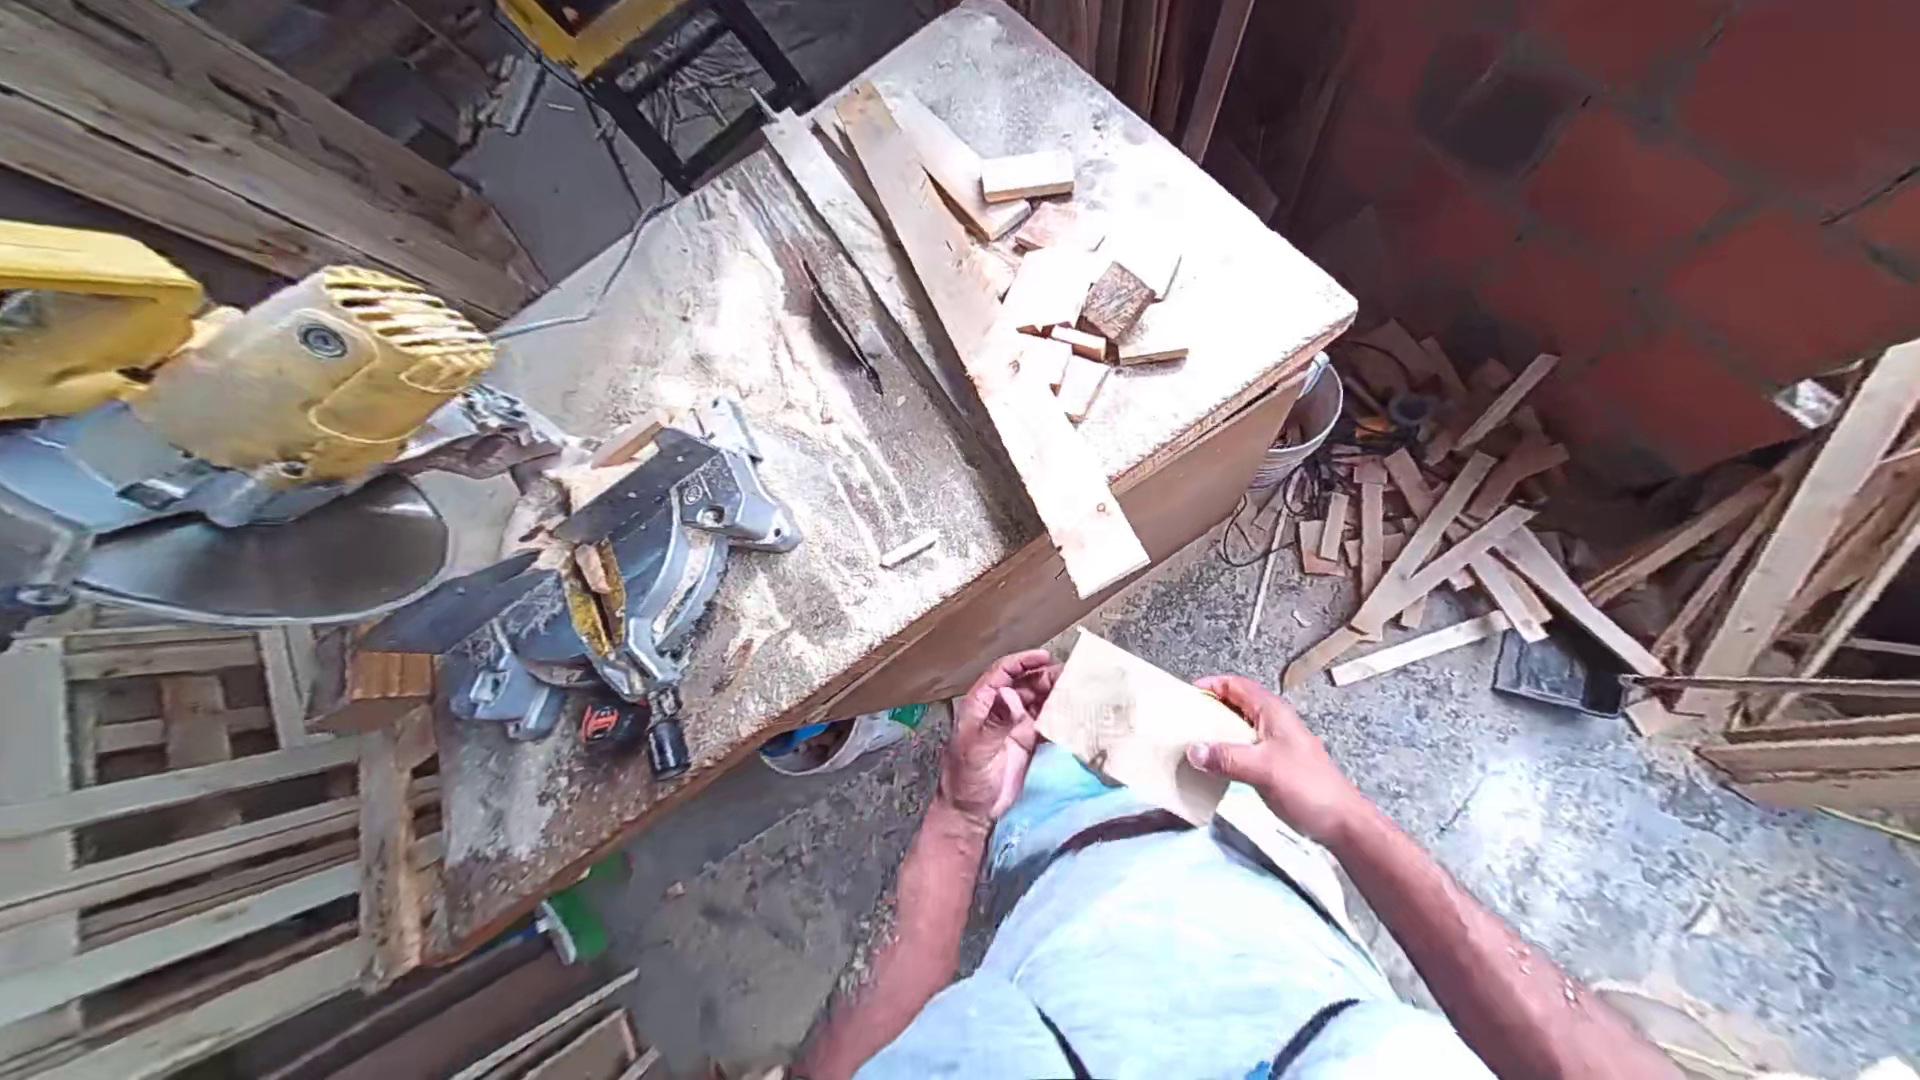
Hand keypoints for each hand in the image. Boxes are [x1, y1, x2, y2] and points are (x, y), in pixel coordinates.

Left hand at [937, 649, 1057, 824]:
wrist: (970, 813)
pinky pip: (1045, 720)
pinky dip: (1059, 714)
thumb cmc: (965, 781)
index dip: (1022, 661)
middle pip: (1024, 683)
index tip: (1045, 656)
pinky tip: (1074, 712)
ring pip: (1037, 699)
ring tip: (1076, 690)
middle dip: (1045, 676)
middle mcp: (998, 709)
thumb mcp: (977, 751)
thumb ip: (995, 724)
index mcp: (980, 704)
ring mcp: (1014, 725)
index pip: (1002, 673)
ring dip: (1054, 692)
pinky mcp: (1027, 741)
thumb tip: (1012, 697)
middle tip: (1069, 677)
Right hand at [1185, 675, 1369, 845]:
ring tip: (1194, 741)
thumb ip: (1226, 757)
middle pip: (1235, 703)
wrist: (1344, 824)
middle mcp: (1274, 722)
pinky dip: (1226, 749)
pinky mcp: (1276, 762)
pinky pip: (1243, 746)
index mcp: (1272, 712)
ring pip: (1239, 725)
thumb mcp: (1263, 769)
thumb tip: (1192, 750)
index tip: (1186, 696)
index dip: (1210, 685)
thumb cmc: (1308, 788)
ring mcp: (1276, 742)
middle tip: (1186, 719)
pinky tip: (1214, 764)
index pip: (1235, 684)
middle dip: (1209, 707)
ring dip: (1217, 730)